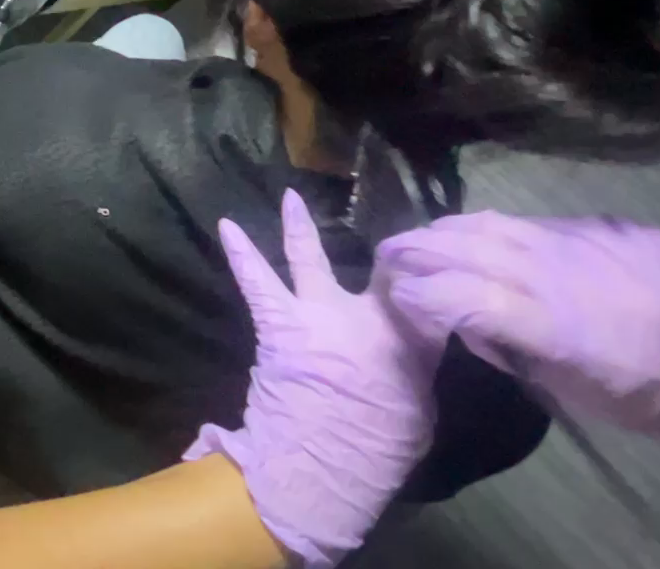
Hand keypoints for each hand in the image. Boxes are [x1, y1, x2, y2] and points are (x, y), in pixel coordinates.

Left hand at [185, 190, 436, 567]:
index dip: (429, 275)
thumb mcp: (419, 403)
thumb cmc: (380, 444)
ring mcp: (319, 315)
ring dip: (298, 229)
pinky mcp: (280, 321)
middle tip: (392, 230)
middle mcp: (368, 319)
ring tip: (289, 197)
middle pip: (382, 272)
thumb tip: (417, 332)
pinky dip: (242, 253)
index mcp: (413, 346)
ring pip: (309, 260)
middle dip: (389, 253)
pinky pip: (257, 280)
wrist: (328, 463)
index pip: (428, 296)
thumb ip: (415, 358)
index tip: (432, 258)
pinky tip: (226, 225)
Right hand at [378, 212, 659, 510]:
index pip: (454, 293)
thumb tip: (461, 316)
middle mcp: (561, 275)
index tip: (392, 296)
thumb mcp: (573, 393)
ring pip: (489, 222)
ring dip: (444, 230)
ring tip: (423, 239)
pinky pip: (530, 222)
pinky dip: (494, 230)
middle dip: (411, 247)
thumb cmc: (659, 400)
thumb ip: (509, 346)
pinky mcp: (605, 225)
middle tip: (384, 254)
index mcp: (555, 328)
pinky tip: (486, 241)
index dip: (412, 292)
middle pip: (460, 245)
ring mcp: (583, 242)